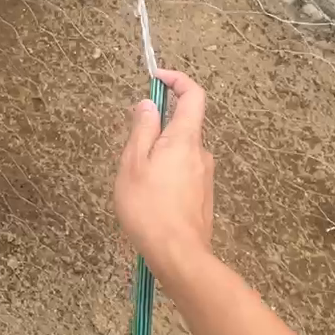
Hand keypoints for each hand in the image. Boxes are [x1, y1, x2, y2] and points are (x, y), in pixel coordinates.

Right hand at [114, 69, 213, 281]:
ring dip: (159, 151)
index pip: (193, 94)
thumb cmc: (149, 207)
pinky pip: (183, 170)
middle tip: (130, 141)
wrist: (179, 255)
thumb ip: (142, 128)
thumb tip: (147, 104)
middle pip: (184, 123)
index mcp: (185, 138)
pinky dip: (166, 170)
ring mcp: (204, 175)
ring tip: (135, 176)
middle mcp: (201, 152)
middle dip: (157, 123)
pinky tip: (149, 195)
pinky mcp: (202, 196)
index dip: (177, 79)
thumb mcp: (134, 162)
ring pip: (181, 149)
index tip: (155, 79)